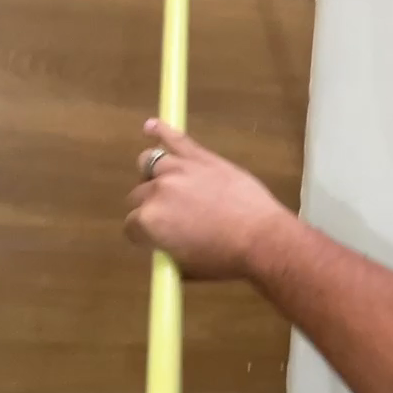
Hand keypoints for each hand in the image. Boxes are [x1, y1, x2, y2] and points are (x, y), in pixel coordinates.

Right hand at [125, 119, 295, 280]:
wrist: (261, 237)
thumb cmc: (223, 259)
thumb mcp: (184, 266)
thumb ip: (165, 249)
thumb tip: (163, 242)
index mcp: (149, 222)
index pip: (132, 226)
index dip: (145, 235)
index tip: (159, 239)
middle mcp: (156, 191)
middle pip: (138, 196)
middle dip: (150, 207)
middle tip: (172, 217)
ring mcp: (178, 169)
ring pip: (149, 163)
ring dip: (152, 175)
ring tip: (165, 184)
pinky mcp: (200, 157)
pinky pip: (175, 138)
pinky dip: (161, 130)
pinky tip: (151, 126)